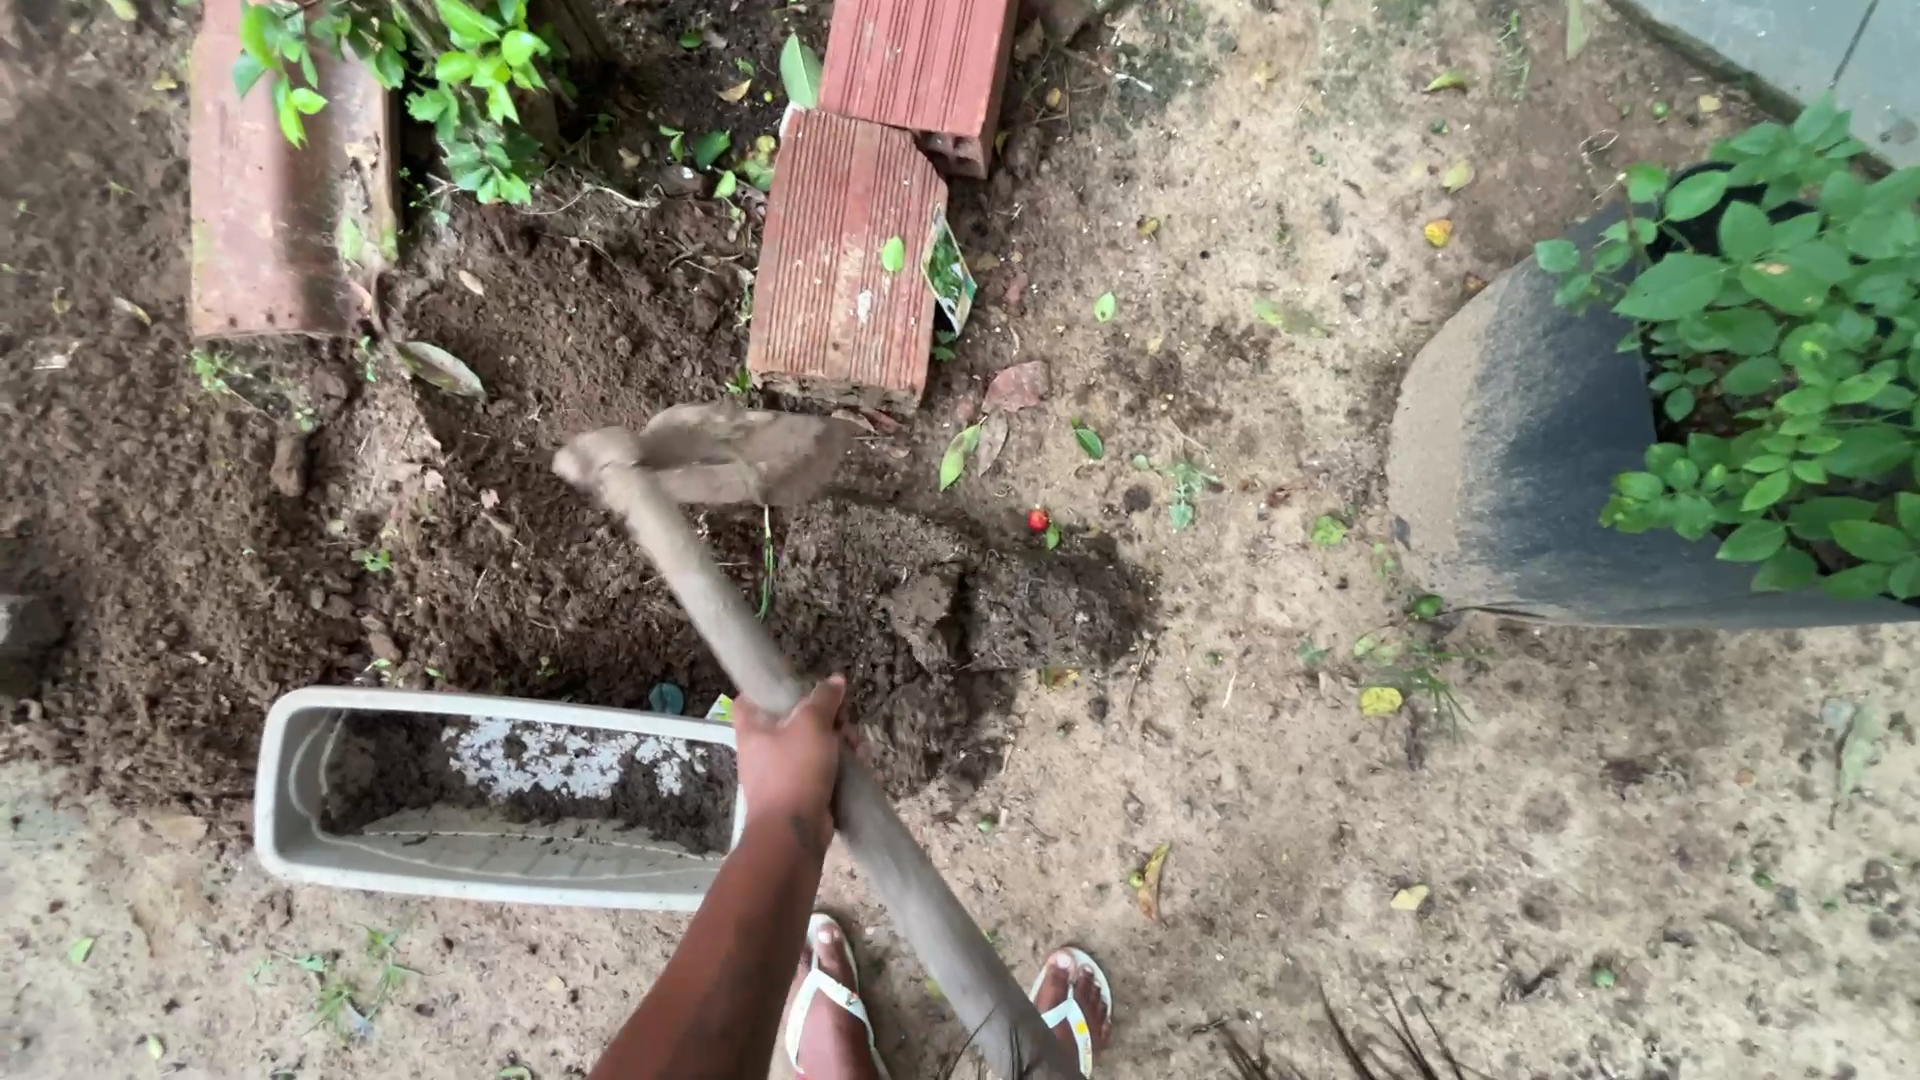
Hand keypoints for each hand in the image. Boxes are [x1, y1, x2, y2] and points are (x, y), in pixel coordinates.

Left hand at [733, 676, 848, 852]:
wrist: (793, 834)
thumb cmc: (794, 771)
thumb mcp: (811, 724)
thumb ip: (825, 698)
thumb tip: (836, 680)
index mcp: (754, 727)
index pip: (751, 697)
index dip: (772, 688)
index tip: (799, 687)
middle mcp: (764, 747)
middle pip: (797, 717)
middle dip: (828, 717)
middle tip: (843, 722)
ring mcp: (784, 771)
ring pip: (816, 742)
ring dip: (841, 741)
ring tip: (856, 749)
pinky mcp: (803, 790)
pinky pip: (823, 767)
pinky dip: (841, 763)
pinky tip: (859, 763)